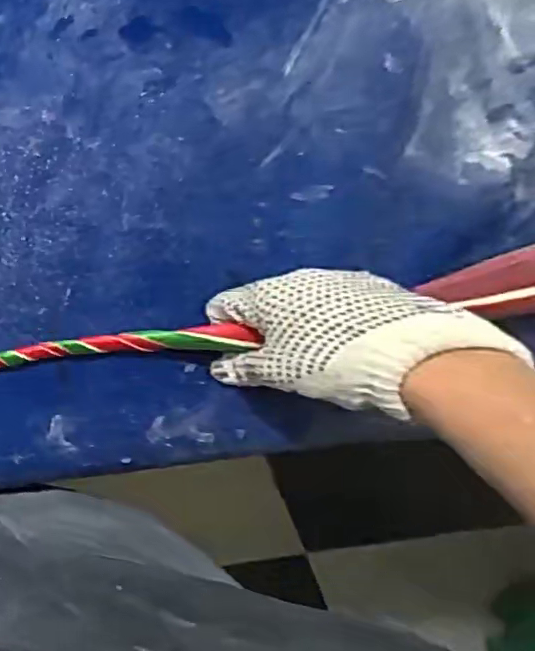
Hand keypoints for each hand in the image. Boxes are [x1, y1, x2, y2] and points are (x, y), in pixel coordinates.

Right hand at [205, 268, 531, 419]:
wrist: (428, 360)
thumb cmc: (328, 361)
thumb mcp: (275, 372)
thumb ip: (240, 367)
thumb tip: (222, 367)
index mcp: (263, 293)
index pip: (222, 306)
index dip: (228, 332)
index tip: (247, 353)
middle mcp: (298, 278)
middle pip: (266, 301)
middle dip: (269, 325)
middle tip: (287, 354)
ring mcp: (345, 279)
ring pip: (308, 300)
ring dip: (307, 321)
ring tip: (331, 349)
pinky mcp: (386, 287)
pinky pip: (347, 302)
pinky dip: (344, 318)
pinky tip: (362, 341)